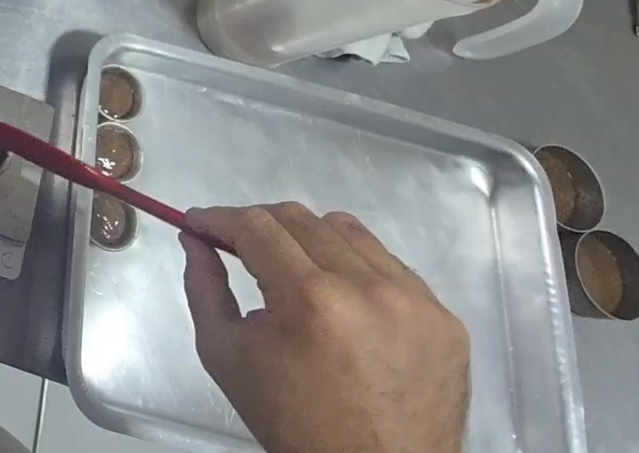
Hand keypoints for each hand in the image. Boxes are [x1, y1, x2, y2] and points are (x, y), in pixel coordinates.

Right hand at [181, 203, 469, 452]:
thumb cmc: (290, 419)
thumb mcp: (223, 351)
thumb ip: (203, 284)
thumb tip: (194, 237)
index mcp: (310, 300)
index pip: (254, 226)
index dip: (218, 218)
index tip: (198, 222)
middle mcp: (367, 290)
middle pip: (297, 218)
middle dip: (256, 224)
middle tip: (237, 245)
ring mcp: (414, 302)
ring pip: (344, 229)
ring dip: (305, 237)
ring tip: (291, 267)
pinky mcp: (444, 319)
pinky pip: (386, 262)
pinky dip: (351, 264)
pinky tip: (336, 293)